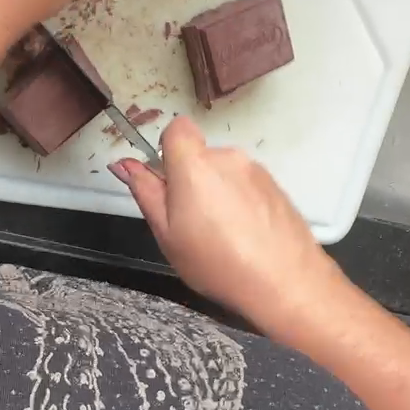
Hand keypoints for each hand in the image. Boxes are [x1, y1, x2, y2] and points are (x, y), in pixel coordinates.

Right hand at [111, 116, 349, 325]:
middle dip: (190, 181)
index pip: (176, 128)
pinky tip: (242, 237)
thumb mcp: (167, 233)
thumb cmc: (217, 262)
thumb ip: (145, 191)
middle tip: (190, 224)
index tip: (166, 183)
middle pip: (200, 156)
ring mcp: (256, 171)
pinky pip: (245, 186)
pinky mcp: (276, 186)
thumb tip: (124, 164)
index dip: (167, 151)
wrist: (285, 282)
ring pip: (223, 173)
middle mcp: (228, 158)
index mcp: (195, 165)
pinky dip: (239, 204)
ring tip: (220, 236)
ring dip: (216, 195)